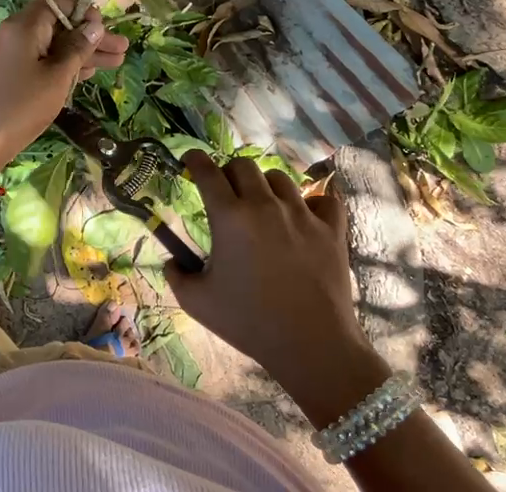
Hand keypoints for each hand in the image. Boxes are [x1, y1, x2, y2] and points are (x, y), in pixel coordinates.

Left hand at [0, 0, 126, 178]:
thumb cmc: (24, 105)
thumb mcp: (58, 76)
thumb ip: (77, 48)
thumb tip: (94, 26)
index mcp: (22, 26)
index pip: (54, 3)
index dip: (81, 11)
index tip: (103, 27)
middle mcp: (15, 33)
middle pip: (58, 25)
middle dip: (89, 36)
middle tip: (122, 47)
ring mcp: (14, 52)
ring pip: (54, 44)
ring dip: (83, 52)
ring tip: (118, 60)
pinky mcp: (15, 70)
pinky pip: (44, 58)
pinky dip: (66, 63)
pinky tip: (93, 71)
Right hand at [165, 154, 386, 422]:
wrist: (313, 346)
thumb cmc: (249, 322)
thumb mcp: (196, 301)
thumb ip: (176, 275)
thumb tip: (172, 261)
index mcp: (229, 216)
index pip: (206, 170)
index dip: (194, 159)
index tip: (190, 161)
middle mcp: (264, 205)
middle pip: (243, 165)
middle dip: (229, 172)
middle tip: (226, 192)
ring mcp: (302, 215)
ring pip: (280, 178)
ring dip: (265, 186)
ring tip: (264, 205)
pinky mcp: (332, 230)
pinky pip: (323, 200)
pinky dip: (312, 203)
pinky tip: (304, 217)